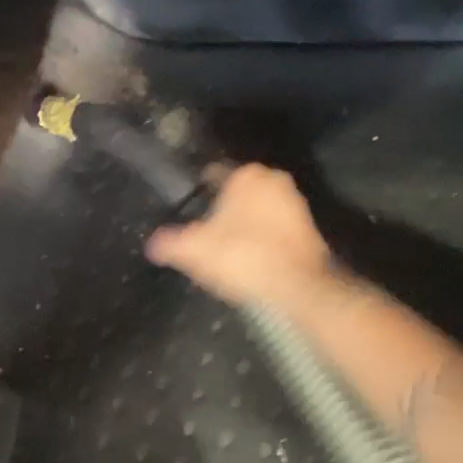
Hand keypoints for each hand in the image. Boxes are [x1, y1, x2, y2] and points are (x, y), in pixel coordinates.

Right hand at [145, 164, 334, 308]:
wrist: (298, 288)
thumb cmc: (243, 256)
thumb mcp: (195, 251)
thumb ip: (169, 244)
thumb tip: (152, 245)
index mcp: (245, 176)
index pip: (214, 175)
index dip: (200, 193)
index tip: (191, 209)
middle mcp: (274, 180)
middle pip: (239, 193)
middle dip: (225, 209)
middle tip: (208, 231)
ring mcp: (296, 204)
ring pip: (260, 210)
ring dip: (247, 224)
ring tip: (229, 248)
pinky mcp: (311, 229)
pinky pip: (277, 228)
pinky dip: (266, 239)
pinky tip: (253, 259)